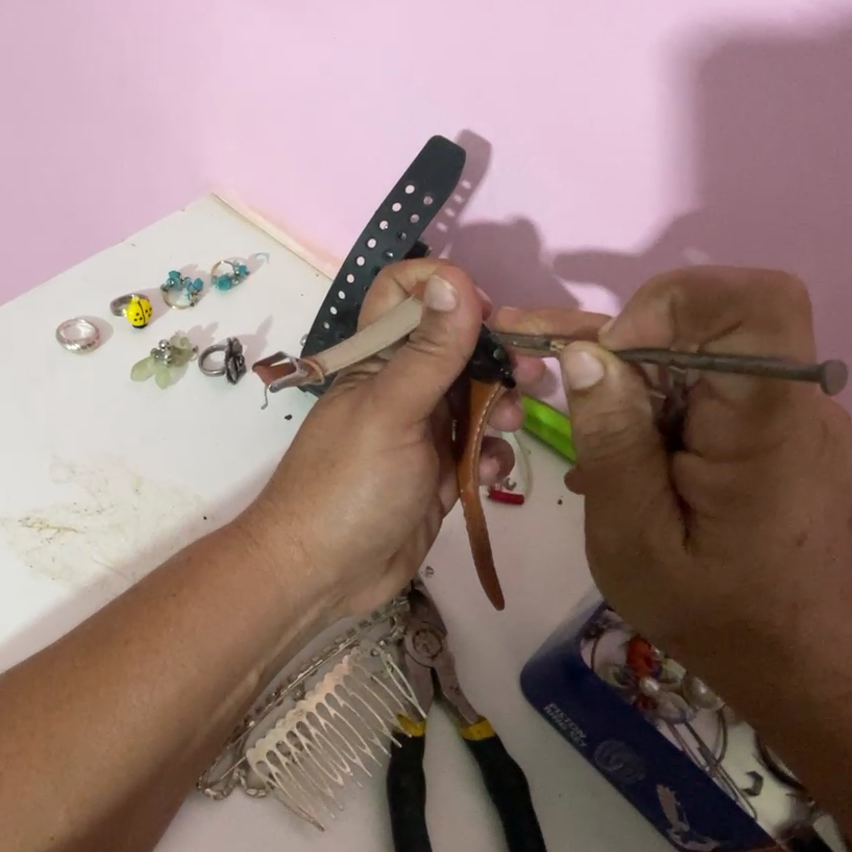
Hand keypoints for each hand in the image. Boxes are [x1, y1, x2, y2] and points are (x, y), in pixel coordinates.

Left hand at [240, 260, 603, 621]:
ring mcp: (420, 434)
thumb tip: (452, 278)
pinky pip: (478, 451)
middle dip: (497, 355)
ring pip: (477, 401)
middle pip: (458, 349)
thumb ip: (428, 352)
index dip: (445, 292)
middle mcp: (400, 390)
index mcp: (376, 362)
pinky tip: (490, 475)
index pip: (406, 298)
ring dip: (501, 407)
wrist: (320, 574)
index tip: (486, 312)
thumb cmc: (347, 486)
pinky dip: (491, 457)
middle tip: (531, 373)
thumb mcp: (391, 413)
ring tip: (509, 425)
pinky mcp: (438, 477)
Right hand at [536, 267, 851, 661]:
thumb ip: (611, 441)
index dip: (672, 302)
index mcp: (766, 424)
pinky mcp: (762, 423)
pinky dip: (642, 396)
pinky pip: (698, 382)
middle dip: (615, 334)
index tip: (608, 353)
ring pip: (692, 348)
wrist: (789, 649)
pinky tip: (605, 441)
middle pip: (706, 319)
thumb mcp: (632, 535)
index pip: (756, 303)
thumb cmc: (707, 605)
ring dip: (619, 367)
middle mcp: (788, 399)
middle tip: (534, 353)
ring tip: (552, 395)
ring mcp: (779, 408)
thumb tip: (583, 353)